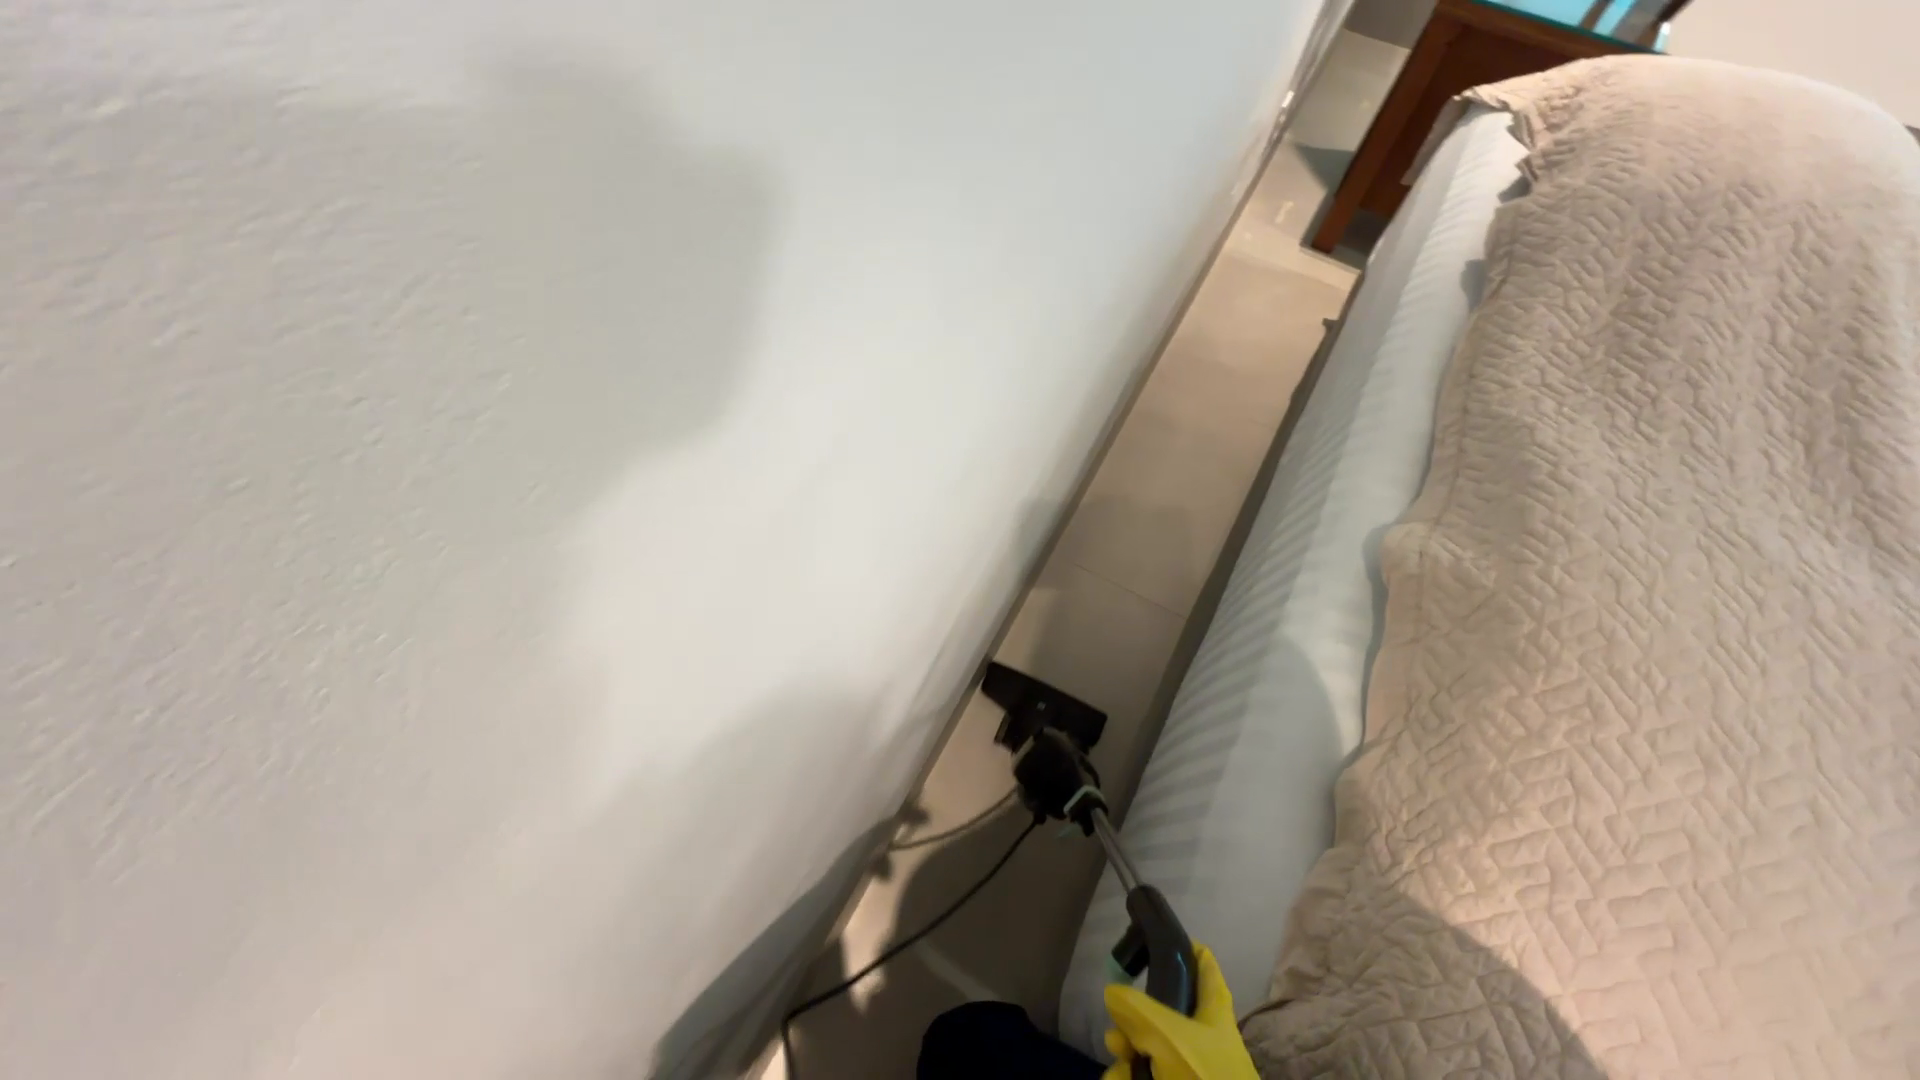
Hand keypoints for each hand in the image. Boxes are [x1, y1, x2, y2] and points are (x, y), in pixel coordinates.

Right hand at [1100, 944, 1258, 1079]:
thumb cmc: (1206, 1078)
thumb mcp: (1170, 1037)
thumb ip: (1138, 1010)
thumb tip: (1113, 993)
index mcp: (1213, 1013)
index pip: (1204, 968)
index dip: (1186, 948)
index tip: (1160, 936)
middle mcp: (1198, 1037)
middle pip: (1156, 1012)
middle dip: (1129, 1022)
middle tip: (1119, 1033)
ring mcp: (1182, 1068)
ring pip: (1140, 1048)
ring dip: (1123, 1057)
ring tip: (1120, 1067)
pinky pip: (1135, 1076)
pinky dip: (1123, 1078)